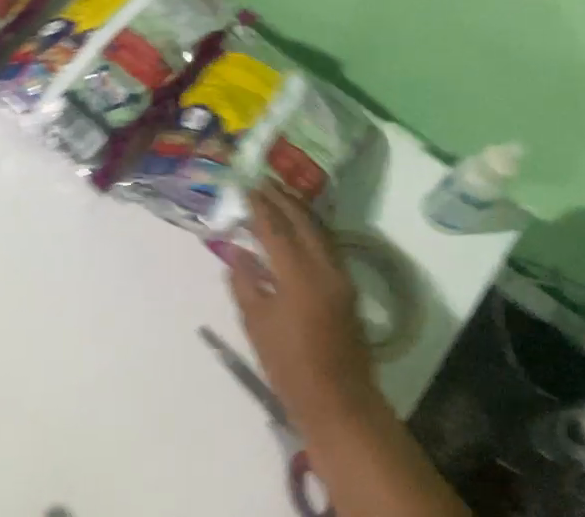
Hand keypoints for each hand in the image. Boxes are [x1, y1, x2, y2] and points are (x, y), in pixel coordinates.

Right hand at [227, 187, 380, 439]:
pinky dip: (310, 231)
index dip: (259, 206)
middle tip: (262, 182)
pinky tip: (295, 231)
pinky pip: (328, 246)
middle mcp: (326, 269)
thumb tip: (237, 250)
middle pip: (304, 221)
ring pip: (320, 231)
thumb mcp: (256, 324)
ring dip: (299, 211)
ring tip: (278, 197)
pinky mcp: (348, 289)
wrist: (339, 403)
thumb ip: (245, 281)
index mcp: (299, 276)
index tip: (244, 186)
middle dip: (283, 199)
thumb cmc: (290, 367)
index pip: (276, 229)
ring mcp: (342, 278)